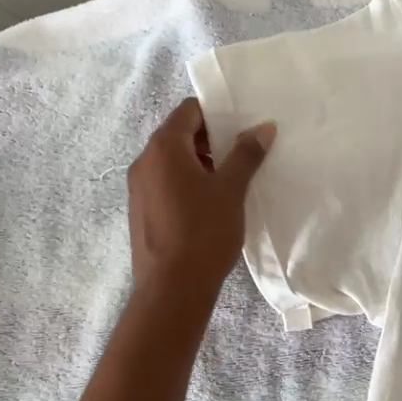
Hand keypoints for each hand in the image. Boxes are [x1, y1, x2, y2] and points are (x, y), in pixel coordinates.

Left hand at [126, 97, 274, 305]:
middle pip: (178, 134)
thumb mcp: (231, 189)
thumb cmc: (203, 232)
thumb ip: (246, 154)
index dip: (216, 113)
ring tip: (230, 180)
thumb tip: (263, 127)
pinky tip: (210, 203)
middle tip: (241, 153)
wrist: (172, 290)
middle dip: (210, 139)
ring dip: (199, 162)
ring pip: (171, 161)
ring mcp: (138, 188)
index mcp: (163, 148)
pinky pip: (165, 182)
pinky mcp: (140, 211)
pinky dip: (186, 182)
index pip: (188, 111)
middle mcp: (144, 161)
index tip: (242, 126)